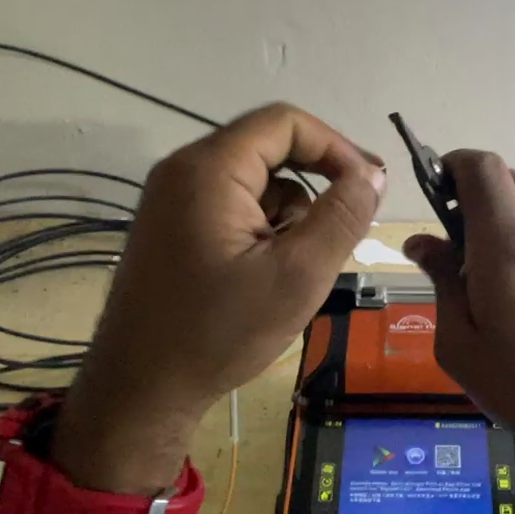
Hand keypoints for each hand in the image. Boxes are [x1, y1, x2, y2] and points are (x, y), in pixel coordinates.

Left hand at [55, 104, 384, 491]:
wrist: (141, 390)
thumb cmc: (219, 333)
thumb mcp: (298, 276)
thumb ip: (342, 217)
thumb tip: (373, 174)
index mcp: (209, 169)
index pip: (285, 122)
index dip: (336, 146)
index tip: (370, 187)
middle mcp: (185, 171)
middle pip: (269, 148)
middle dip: (317, 183)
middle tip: (349, 226)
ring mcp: (173, 200)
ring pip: (256, 182)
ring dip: (292, 212)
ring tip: (300, 267)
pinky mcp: (173, 228)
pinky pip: (234, 206)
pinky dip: (265, 229)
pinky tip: (269, 275)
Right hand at [401, 150, 514, 479]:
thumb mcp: (459, 343)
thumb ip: (441, 282)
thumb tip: (421, 243)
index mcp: (506, 244)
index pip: (482, 168)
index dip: (451, 163)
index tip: (430, 188)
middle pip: (509, 178)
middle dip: (473, 188)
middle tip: (446, 230)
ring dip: (498, 213)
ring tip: (473, 265)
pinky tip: (506, 287)